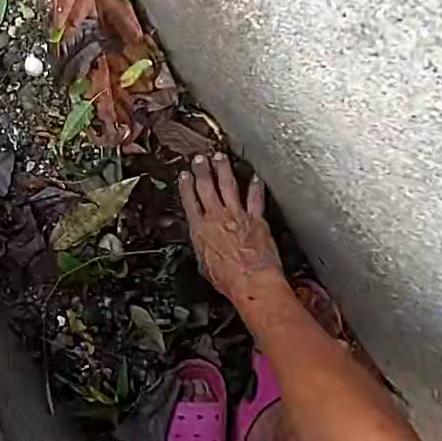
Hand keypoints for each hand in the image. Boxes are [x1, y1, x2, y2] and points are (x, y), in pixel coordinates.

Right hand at [178, 153, 285, 302]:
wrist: (252, 283)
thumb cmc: (228, 280)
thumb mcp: (204, 264)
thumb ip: (202, 246)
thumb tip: (202, 243)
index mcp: (200, 229)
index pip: (190, 200)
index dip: (186, 185)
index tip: (184, 175)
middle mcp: (217, 217)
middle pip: (206, 187)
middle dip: (201, 170)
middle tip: (199, 158)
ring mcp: (238, 215)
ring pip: (228, 185)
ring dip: (222, 170)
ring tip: (220, 158)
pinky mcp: (256, 219)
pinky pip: (255, 198)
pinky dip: (255, 186)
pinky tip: (255, 177)